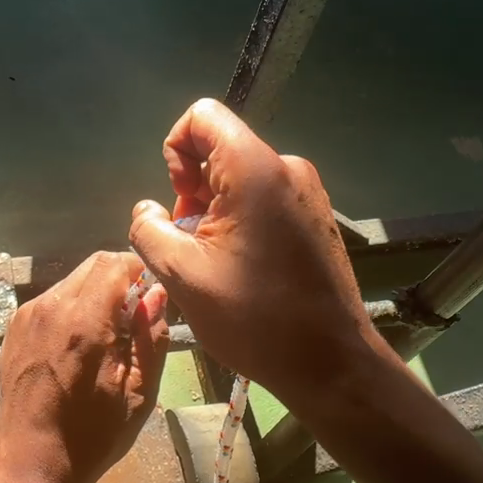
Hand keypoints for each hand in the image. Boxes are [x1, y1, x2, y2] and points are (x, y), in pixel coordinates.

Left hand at [0, 251, 169, 482]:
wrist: (32, 463)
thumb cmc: (92, 435)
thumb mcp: (138, 394)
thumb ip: (150, 337)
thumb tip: (156, 295)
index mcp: (84, 322)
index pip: (113, 263)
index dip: (136, 269)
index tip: (148, 290)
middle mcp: (51, 308)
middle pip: (90, 266)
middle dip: (116, 277)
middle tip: (131, 312)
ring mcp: (28, 315)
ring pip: (70, 281)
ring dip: (92, 292)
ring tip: (104, 332)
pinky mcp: (14, 327)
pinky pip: (50, 300)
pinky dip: (70, 307)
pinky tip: (76, 344)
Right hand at [128, 99, 380, 412]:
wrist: (332, 366)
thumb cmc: (255, 317)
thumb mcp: (181, 274)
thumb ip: (149, 229)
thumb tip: (149, 212)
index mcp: (255, 169)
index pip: (202, 116)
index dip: (176, 148)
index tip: (181, 200)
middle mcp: (286, 167)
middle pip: (219, 149)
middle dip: (193, 190)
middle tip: (193, 243)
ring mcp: (306, 192)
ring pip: (239, 177)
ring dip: (214, 210)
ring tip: (215, 262)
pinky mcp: (315, 216)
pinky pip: (263, 197)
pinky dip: (241, 220)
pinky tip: (242, 268)